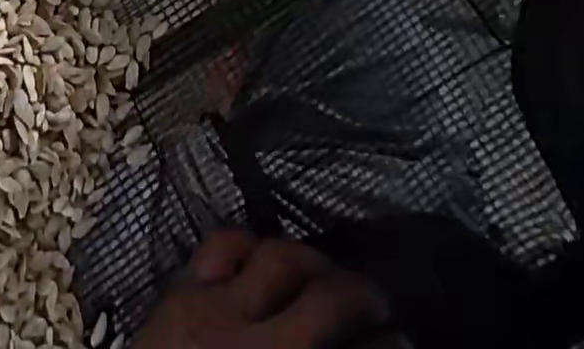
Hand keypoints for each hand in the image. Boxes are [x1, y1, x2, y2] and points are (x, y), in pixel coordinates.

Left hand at [132, 229, 395, 348]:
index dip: (394, 344)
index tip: (403, 339)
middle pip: (329, 301)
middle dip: (364, 296)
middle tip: (378, 304)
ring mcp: (215, 314)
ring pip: (278, 259)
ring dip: (310, 260)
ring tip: (324, 272)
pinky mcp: (179, 295)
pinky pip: (220, 246)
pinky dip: (247, 244)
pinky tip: (260, 257)